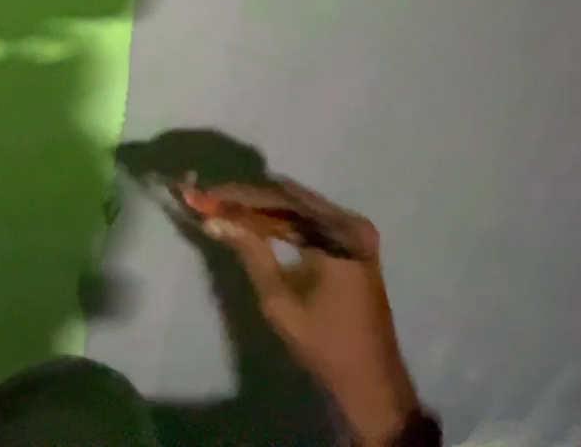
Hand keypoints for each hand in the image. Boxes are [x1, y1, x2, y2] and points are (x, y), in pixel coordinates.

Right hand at [197, 179, 420, 444]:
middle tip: (212, 200)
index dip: (240, 196)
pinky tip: (254, 224)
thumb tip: (214, 220)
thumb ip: (250, 252)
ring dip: (262, 209)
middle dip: (249, 199)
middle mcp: (350, 223)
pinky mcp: (352, 245)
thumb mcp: (279, 300)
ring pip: (298, 208)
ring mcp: (355, 232)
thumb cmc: (325, 345)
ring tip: (226, 209)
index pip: (280, 199)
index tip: (208, 196)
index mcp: (338, 234)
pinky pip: (310, 222)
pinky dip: (281, 222)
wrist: (372, 383)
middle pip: (290, 198)